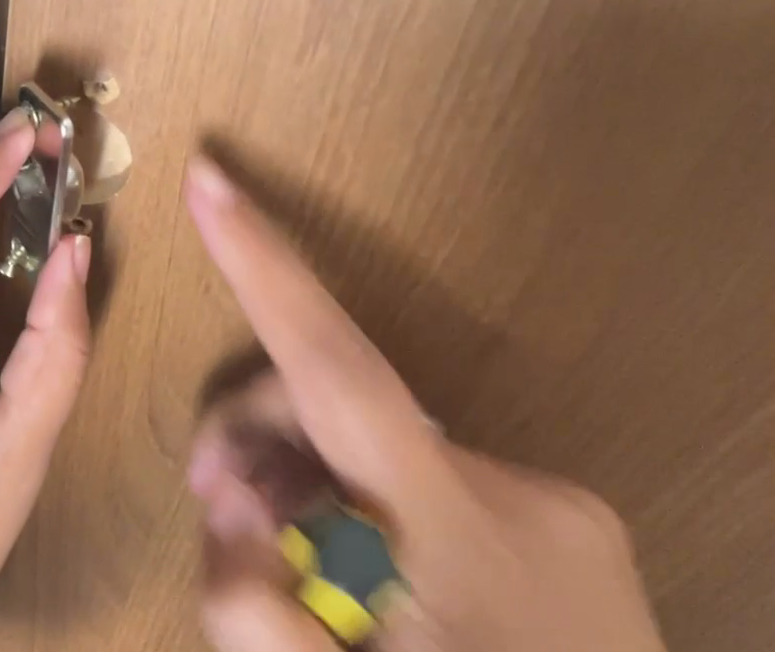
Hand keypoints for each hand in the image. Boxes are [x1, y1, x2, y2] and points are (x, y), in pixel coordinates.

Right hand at [182, 156, 667, 650]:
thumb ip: (244, 598)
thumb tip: (225, 513)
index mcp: (464, 527)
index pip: (336, 365)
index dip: (263, 264)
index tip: (210, 176)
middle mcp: (521, 492)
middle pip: (331, 406)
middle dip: (251, 439)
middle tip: (212, 507)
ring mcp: (555, 511)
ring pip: (367, 444)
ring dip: (299, 478)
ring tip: (273, 543)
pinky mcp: (564, 530)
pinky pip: (411, 480)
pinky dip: (353, 504)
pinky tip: (343, 559)